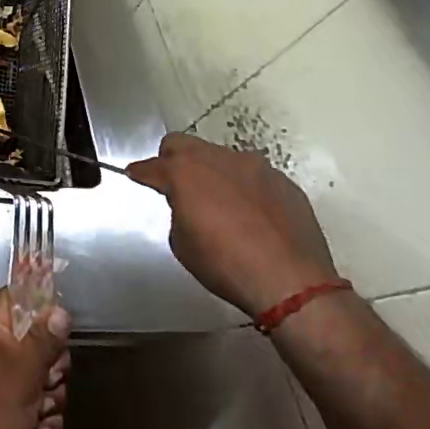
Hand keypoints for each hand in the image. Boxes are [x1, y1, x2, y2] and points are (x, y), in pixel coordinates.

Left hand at [0, 289, 70, 428]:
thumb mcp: (24, 367)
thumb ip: (44, 337)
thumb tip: (60, 309)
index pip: (21, 297)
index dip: (44, 311)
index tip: (58, 334)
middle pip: (42, 339)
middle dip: (52, 367)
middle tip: (45, 381)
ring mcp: (3, 371)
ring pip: (45, 374)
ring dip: (49, 398)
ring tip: (36, 412)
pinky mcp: (10, 399)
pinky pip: (40, 400)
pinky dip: (42, 417)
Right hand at [128, 133, 339, 315]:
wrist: (294, 284)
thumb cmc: (225, 264)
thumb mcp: (181, 242)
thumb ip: (177, 210)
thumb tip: (187, 205)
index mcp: (183, 172)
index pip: (151, 165)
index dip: (140, 173)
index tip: (136, 177)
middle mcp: (217, 160)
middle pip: (182, 144)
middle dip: (173, 160)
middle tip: (177, 184)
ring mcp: (255, 168)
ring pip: (221, 157)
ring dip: (213, 172)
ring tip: (220, 200)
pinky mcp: (284, 183)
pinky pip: (253, 176)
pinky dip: (244, 187)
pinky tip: (251, 213)